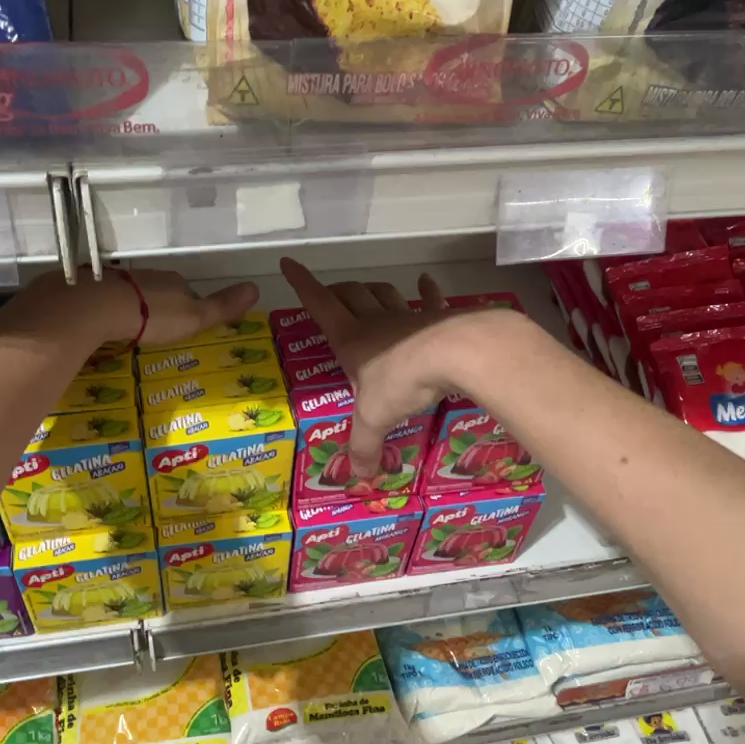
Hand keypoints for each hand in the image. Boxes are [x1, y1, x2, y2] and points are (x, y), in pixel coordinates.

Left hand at [0, 268, 259, 348]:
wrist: (97, 307)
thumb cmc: (152, 316)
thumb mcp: (194, 317)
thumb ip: (222, 307)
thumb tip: (257, 287)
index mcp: (173, 281)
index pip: (187, 292)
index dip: (188, 308)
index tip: (184, 327)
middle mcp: (147, 275)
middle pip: (158, 292)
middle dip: (158, 308)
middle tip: (157, 331)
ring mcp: (117, 280)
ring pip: (131, 294)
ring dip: (132, 308)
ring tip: (131, 330)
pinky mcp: (91, 289)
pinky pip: (105, 300)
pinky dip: (108, 311)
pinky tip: (105, 324)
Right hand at [280, 259, 462, 478]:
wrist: (456, 353)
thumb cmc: (403, 381)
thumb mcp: (374, 419)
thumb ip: (364, 447)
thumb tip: (359, 480)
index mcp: (350, 339)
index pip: (319, 305)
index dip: (301, 284)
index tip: (288, 263)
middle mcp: (375, 321)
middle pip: (351, 294)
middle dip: (337, 290)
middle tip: (330, 292)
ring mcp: (408, 315)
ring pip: (384, 293)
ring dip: (373, 289)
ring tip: (368, 291)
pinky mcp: (439, 316)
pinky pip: (429, 299)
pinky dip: (426, 290)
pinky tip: (425, 283)